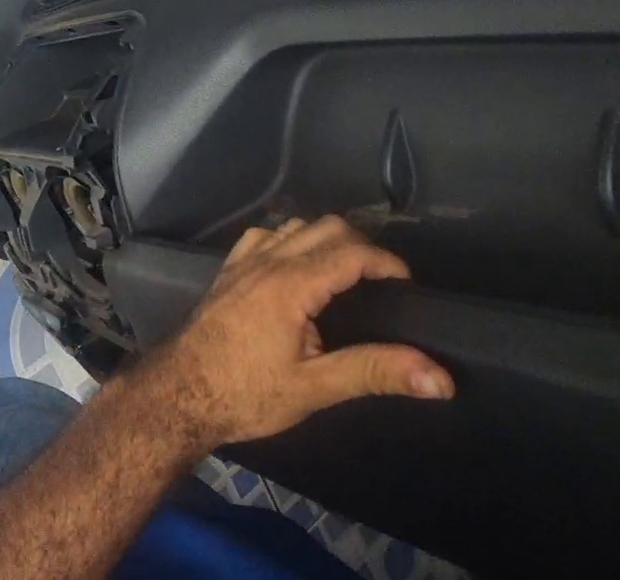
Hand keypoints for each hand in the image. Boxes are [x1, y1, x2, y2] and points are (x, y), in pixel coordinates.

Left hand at [148, 216, 453, 445]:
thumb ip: (375, 372)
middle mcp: (266, 261)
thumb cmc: (246, 392)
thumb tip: (440, 378)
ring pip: (293, 226)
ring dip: (324, 239)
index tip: (408, 286)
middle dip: (361, 245)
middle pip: (324, 227)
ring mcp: (242, 263)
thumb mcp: (314, 387)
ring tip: (348, 274)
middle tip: (382, 282)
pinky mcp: (227, 272)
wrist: (179, 392)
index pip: (351, 252)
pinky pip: (263, 237)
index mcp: (290, 284)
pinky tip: (297, 267)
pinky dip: (289, 240)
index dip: (386, 262)